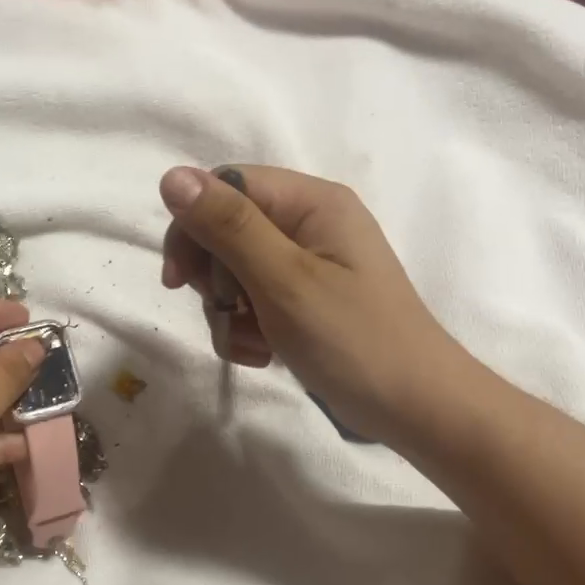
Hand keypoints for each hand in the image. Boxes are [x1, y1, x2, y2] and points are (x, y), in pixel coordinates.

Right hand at [158, 164, 473, 447]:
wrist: (413, 408)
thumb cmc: (352, 339)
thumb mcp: (283, 280)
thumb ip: (228, 227)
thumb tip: (171, 177)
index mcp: (312, 203)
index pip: (226, 187)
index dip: (193, 227)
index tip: (178, 280)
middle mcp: (309, 224)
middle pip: (224, 231)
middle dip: (212, 278)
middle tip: (224, 313)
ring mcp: (306, 266)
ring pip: (231, 274)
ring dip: (228, 313)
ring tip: (254, 343)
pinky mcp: (302, 303)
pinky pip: (250, 304)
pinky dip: (246, 331)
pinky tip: (263, 354)